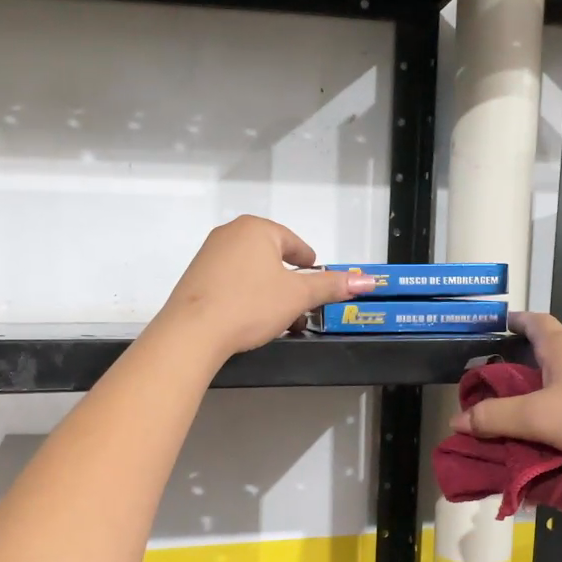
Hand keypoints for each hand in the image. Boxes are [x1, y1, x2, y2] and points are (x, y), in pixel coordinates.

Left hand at [152, 215, 375, 358]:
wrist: (193, 332)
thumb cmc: (250, 305)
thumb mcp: (298, 296)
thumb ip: (331, 286)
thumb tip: (368, 280)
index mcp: (256, 229)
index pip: (292, 242)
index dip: (307, 259)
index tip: (315, 272)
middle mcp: (229, 235)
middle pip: (269, 256)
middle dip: (288, 280)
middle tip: (301, 302)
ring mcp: (208, 256)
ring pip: (249, 271)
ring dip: (268, 291)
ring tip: (279, 317)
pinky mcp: (194, 280)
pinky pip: (230, 283)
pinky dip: (245, 296)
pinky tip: (250, 319)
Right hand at [452, 312, 561, 468]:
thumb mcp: (540, 420)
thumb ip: (496, 418)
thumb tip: (457, 419)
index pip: (534, 322)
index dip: (514, 321)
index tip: (499, 324)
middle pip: (553, 348)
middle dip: (528, 361)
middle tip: (504, 383)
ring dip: (552, 384)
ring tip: (534, 410)